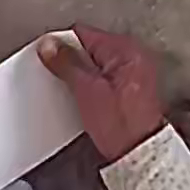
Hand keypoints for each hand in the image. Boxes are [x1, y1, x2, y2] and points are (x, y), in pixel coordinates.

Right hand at [36, 26, 165, 161]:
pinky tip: (88, 100)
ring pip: (94, 62)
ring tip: (80, 94)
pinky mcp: (129, 86)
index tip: (51, 61)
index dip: (62, 46)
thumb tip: (49, 45)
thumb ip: (66, 64)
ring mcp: (132, 71)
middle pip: (88, 47)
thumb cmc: (121, 126)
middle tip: (68, 83)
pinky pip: (103, 75)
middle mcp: (133, 55)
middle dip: (73, 62)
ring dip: (82, 75)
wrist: (140, 155)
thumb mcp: (86, 91)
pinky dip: (92, 84)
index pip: (82, 34)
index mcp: (125, 49)